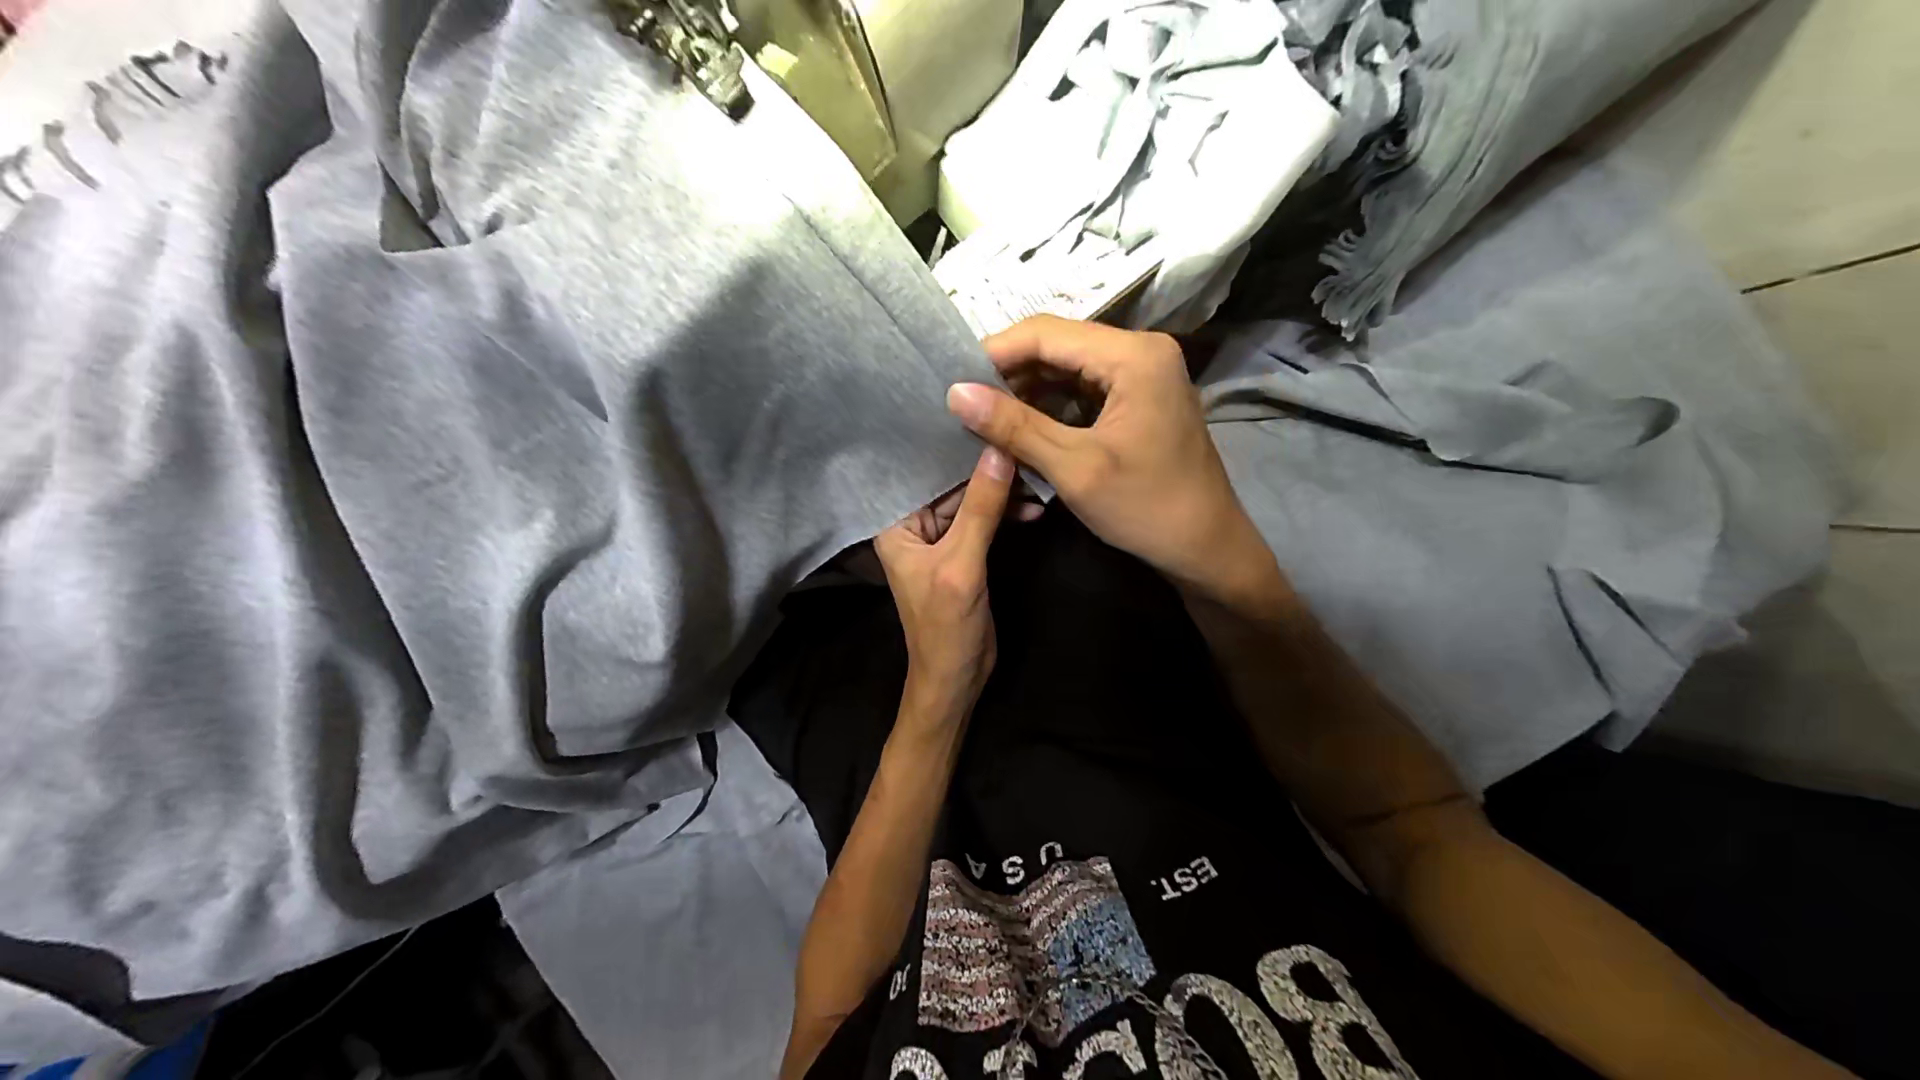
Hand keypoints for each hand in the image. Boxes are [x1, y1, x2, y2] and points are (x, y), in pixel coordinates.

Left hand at [873, 446, 1015, 721]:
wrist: (957, 678)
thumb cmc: (946, 626)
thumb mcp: (963, 564)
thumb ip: (980, 509)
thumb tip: (999, 451)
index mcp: (895, 525)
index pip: (924, 474)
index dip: (954, 448)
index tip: (988, 415)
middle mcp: (913, 527)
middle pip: (950, 485)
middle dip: (986, 469)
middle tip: (1024, 443)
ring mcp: (939, 541)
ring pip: (971, 501)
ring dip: (1002, 493)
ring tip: (1037, 478)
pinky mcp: (962, 553)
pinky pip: (982, 521)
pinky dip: (1005, 514)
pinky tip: (1033, 509)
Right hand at [945, 315, 1276, 604]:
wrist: (1206, 548)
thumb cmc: (1146, 508)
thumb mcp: (1074, 468)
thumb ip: (1014, 426)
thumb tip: (955, 393)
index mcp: (1133, 355)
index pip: (1046, 333)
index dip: (994, 353)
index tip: (951, 380)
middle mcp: (1140, 350)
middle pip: (1057, 345)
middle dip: (1008, 373)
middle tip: (963, 403)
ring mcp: (1143, 373)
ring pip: (1067, 367)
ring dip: (1026, 391)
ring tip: (983, 417)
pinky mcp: (1139, 397)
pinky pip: (1083, 389)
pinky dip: (1050, 405)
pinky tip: (1020, 427)